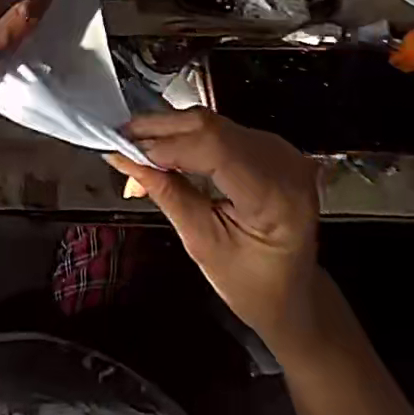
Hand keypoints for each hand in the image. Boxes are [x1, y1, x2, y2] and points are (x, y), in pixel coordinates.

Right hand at [106, 108, 323, 350]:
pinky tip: (161, 149)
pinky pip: (216, 128)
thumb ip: (166, 194)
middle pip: (209, 125)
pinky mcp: (266, 144)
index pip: (213, 146)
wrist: (293, 293)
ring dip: (167, 131)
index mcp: (276, 195)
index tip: (123, 151)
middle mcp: (283, 162)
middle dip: (158, 130)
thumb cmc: (254, 284)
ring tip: (134, 149)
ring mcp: (278, 148)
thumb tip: (124, 158)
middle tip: (120, 144)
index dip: (164, 143)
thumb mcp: (203, 244)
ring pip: (208, 121)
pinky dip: (183, 135)